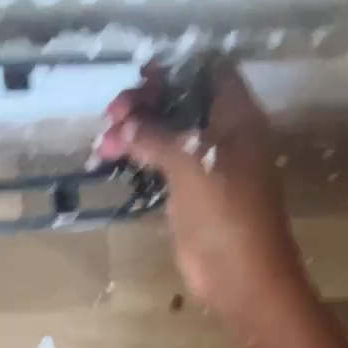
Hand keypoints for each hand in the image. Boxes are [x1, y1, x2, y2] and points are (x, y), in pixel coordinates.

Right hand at [99, 64, 312, 333]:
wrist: (242, 278)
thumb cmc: (226, 214)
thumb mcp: (192, 162)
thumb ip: (156, 135)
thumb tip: (124, 126)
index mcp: (238, 118)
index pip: (209, 72)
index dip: (175, 69)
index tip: (141, 77)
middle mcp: (225, 137)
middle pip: (182, 101)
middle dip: (146, 102)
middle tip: (113, 114)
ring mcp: (208, 168)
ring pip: (168, 133)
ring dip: (135, 130)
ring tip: (104, 141)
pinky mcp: (192, 197)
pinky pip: (163, 165)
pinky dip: (139, 157)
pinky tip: (110, 156)